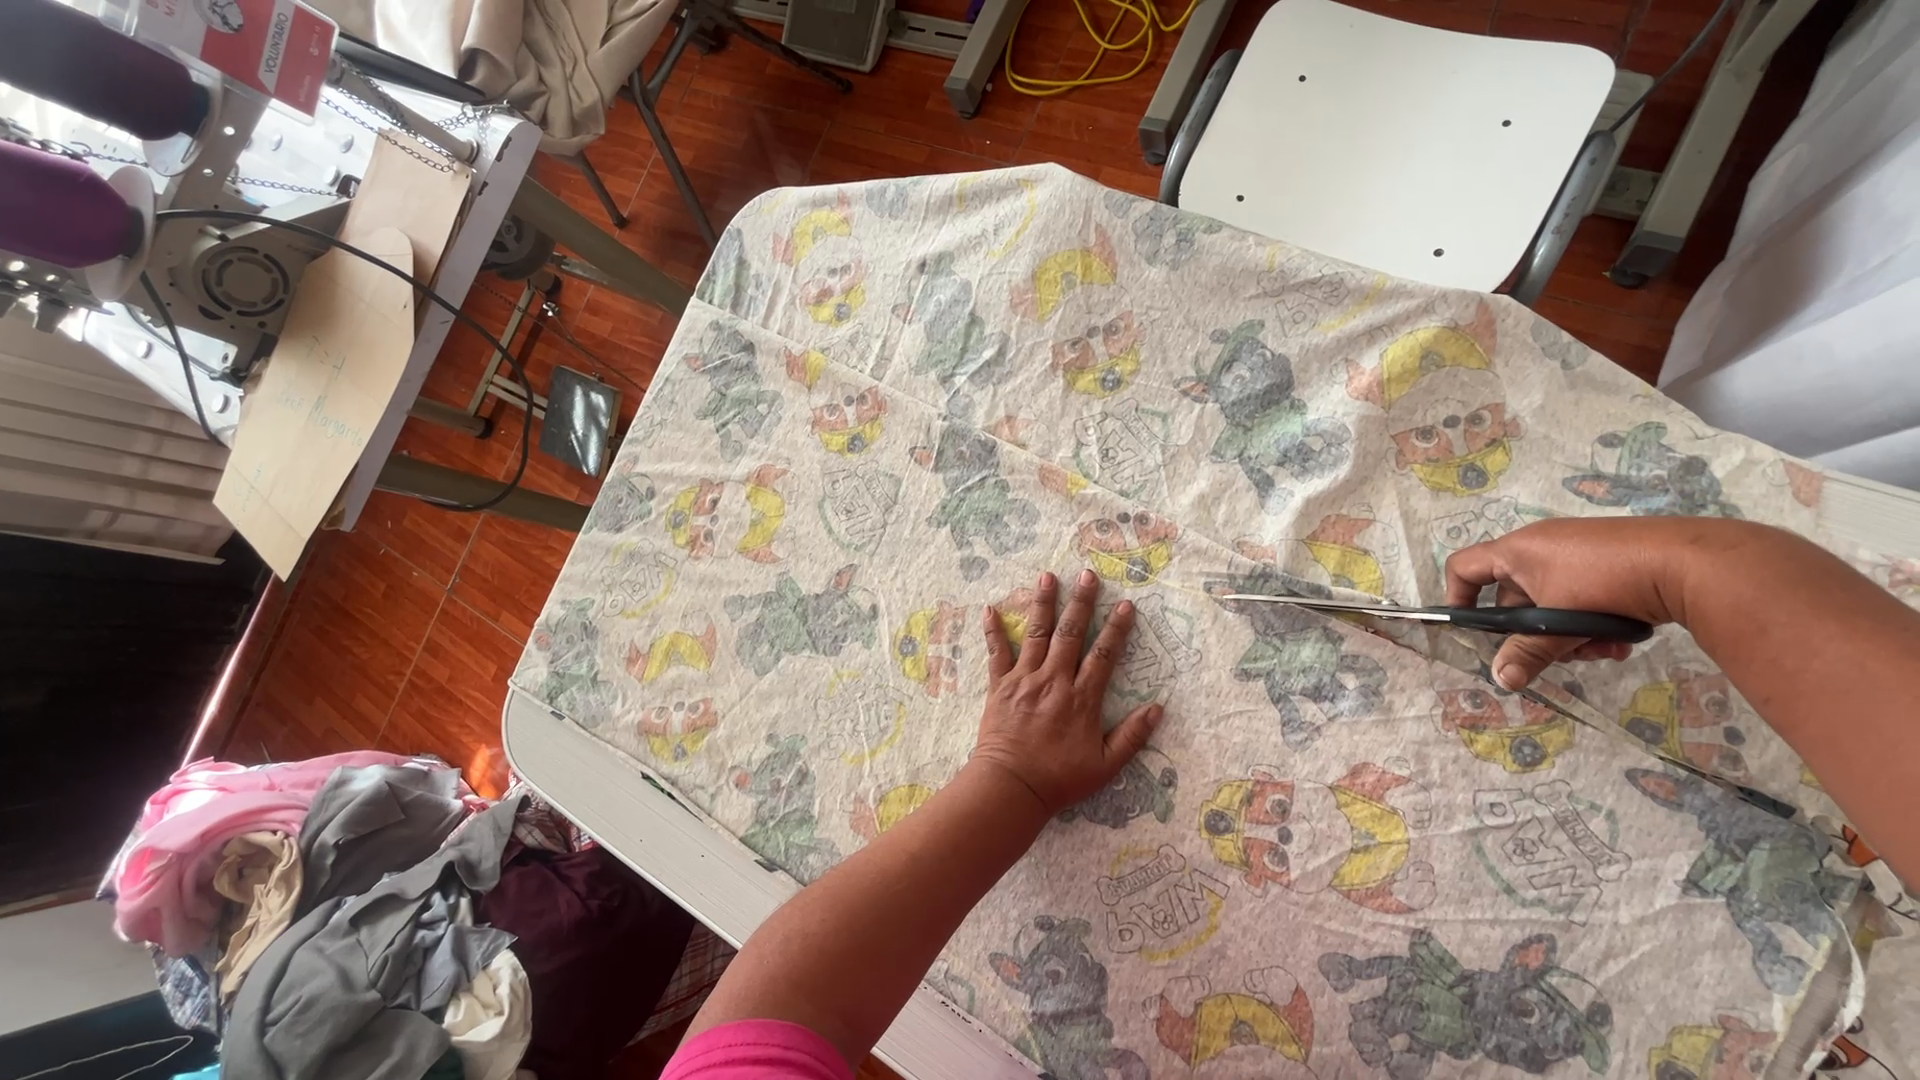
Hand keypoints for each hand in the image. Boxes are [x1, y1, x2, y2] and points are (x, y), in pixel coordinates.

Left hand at [971, 569, 1163, 817]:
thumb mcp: (1105, 765)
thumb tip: (1158, 708)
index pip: (1104, 655)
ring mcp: (1025, 680)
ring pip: (1037, 634)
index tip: (1127, 605)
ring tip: (1048, 576)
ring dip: (1043, 603)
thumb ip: (1132, 736)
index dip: (1117, 629)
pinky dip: (994, 630)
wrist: (1011, 787)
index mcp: (1082, 698)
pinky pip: (997, 653)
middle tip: (1088, 574)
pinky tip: (990, 608)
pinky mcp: (1000, 686)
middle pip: (1071, 633)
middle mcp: (1054, 681)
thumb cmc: (1059, 779)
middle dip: (1082, 602)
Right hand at [1445, 517, 1709, 689]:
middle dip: (1534, 630)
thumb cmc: (1606, 583)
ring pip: (1554, 600)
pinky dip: (1594, 619)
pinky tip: (1621, 640)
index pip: (1464, 567)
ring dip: (1569, 632)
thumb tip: (1501, 679)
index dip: (1457, 596)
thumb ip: (1528, 652)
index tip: (1469, 628)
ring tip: (1600, 649)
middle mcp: (1542, 545)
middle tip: (1556, 653)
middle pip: (1515, 595)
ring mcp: (1579, 551)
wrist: (1692, 562)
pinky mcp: (1612, 559)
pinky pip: (1585, 593)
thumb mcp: (1561, 623)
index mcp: (1517, 551)